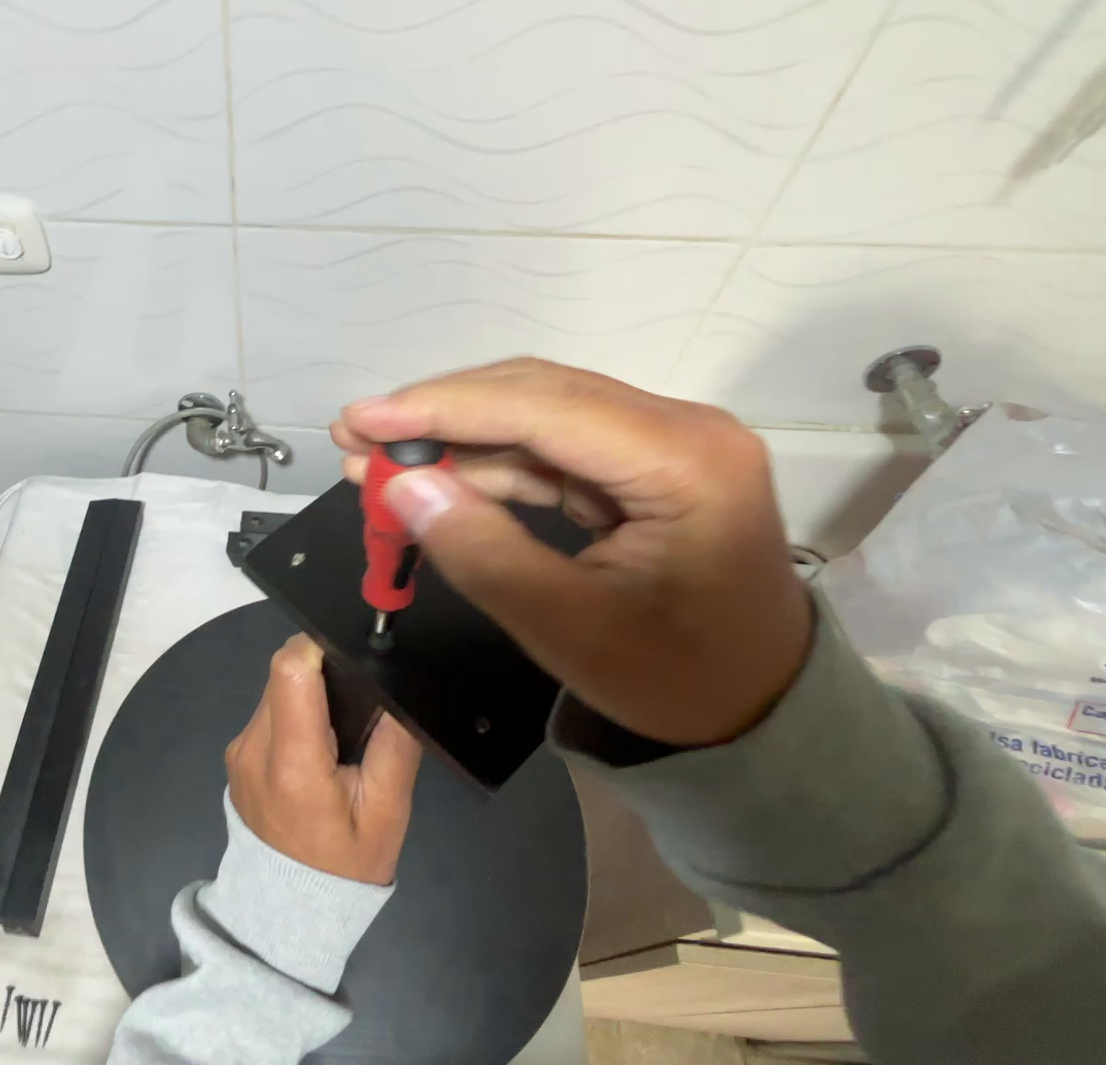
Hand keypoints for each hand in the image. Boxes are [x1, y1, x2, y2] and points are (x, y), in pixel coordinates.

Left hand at [225, 634, 422, 885]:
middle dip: (322, 672)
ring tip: (345, 726)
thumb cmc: (344, 865)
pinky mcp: (236, 755)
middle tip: (361, 697)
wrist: (287, 909)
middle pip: (283, 675)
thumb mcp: (385, 813)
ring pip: (274, 690)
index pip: (290, 671)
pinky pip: (267, 713)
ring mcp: (239, 751)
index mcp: (292, 762)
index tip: (352, 650)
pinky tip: (321, 742)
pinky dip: (295, 713)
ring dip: (308, 693)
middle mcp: (253, 747)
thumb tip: (397, 690)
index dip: (319, 646)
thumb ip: (394, 747)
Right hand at [333, 359, 811, 747]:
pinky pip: (546, 449)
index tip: (359, 417)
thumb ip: (483, 553)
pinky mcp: (638, 465)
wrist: (752, 711)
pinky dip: (483, 463)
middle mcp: (679, 429)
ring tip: (373, 460)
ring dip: (452, 437)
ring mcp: (660, 443)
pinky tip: (429, 478)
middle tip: (353, 432)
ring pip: (534, 416)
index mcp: (684, 462)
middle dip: (437, 413)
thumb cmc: (674, 681)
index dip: (441, 408)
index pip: (542, 408)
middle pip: (535, 395)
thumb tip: (402, 486)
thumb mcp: (568, 628)